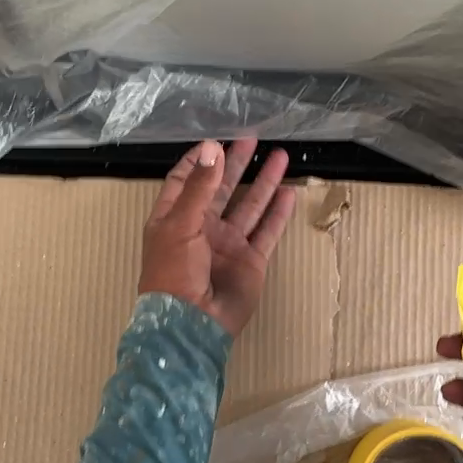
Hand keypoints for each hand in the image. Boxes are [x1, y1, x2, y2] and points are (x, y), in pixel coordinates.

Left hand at [140, 139, 296, 335]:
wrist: (191, 323)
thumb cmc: (173, 272)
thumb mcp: (180, 224)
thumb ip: (200, 187)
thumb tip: (212, 148)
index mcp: (174, 219)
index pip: (186, 181)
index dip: (200, 161)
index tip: (216, 140)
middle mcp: (202, 228)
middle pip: (221, 188)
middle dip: (236, 163)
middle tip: (252, 139)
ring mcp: (228, 244)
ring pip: (249, 206)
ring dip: (264, 182)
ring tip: (281, 156)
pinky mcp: (250, 260)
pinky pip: (267, 231)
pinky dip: (279, 213)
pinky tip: (290, 193)